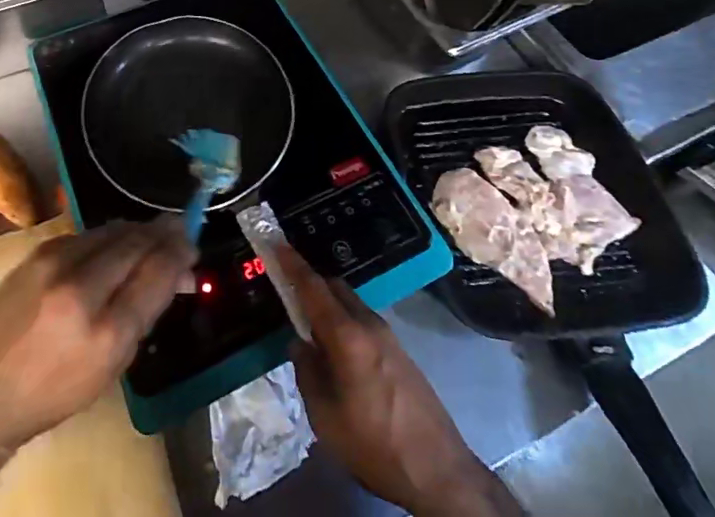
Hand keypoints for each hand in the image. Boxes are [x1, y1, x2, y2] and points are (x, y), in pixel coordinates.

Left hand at [0, 218, 194, 451]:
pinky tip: (116, 244)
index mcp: (106, 331)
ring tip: (153, 234)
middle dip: (163, 233)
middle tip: (180, 230)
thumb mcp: (113, 365)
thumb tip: (179, 273)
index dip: (179, 253)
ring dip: (138, 230)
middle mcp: (81, 290)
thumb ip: (147, 312)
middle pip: (136, 243)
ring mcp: (55, 265)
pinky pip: (87, 235)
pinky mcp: (38, 252)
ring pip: (113, 230)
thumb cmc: (57, 390)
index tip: (192, 245)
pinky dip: (109, 237)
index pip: (156, 273)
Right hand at [281, 246, 520, 516]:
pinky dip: (343, 320)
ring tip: (306, 323)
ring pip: (350, 304)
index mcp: (347, 337)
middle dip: (309, 281)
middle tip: (285, 289)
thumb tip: (300, 345)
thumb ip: (307, 373)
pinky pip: (362, 321)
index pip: (314, 288)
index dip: (292, 263)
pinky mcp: (400, 352)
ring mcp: (389, 337)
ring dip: (327, 304)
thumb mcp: (325, 417)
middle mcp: (370, 325)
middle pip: (335, 288)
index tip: (275, 242)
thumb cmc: (374, 445)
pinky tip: (335, 348)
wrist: (438, 471)